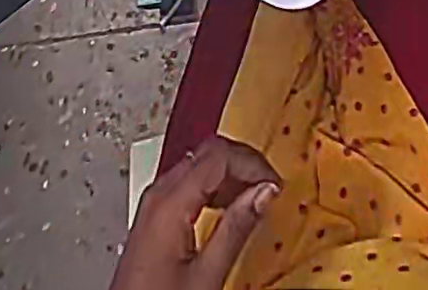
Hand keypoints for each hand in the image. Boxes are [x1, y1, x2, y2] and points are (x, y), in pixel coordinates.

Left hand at [109, 136, 281, 289]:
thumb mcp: (206, 276)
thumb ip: (236, 229)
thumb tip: (263, 192)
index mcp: (170, 202)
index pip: (218, 155)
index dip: (252, 163)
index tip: (274, 183)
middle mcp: (158, 195)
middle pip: (208, 152)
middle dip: (243, 162)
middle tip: (268, 185)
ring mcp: (153, 204)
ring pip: (199, 164)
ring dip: (230, 174)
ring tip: (254, 197)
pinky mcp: (154, 217)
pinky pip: (189, 184)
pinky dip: (215, 187)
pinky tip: (229, 208)